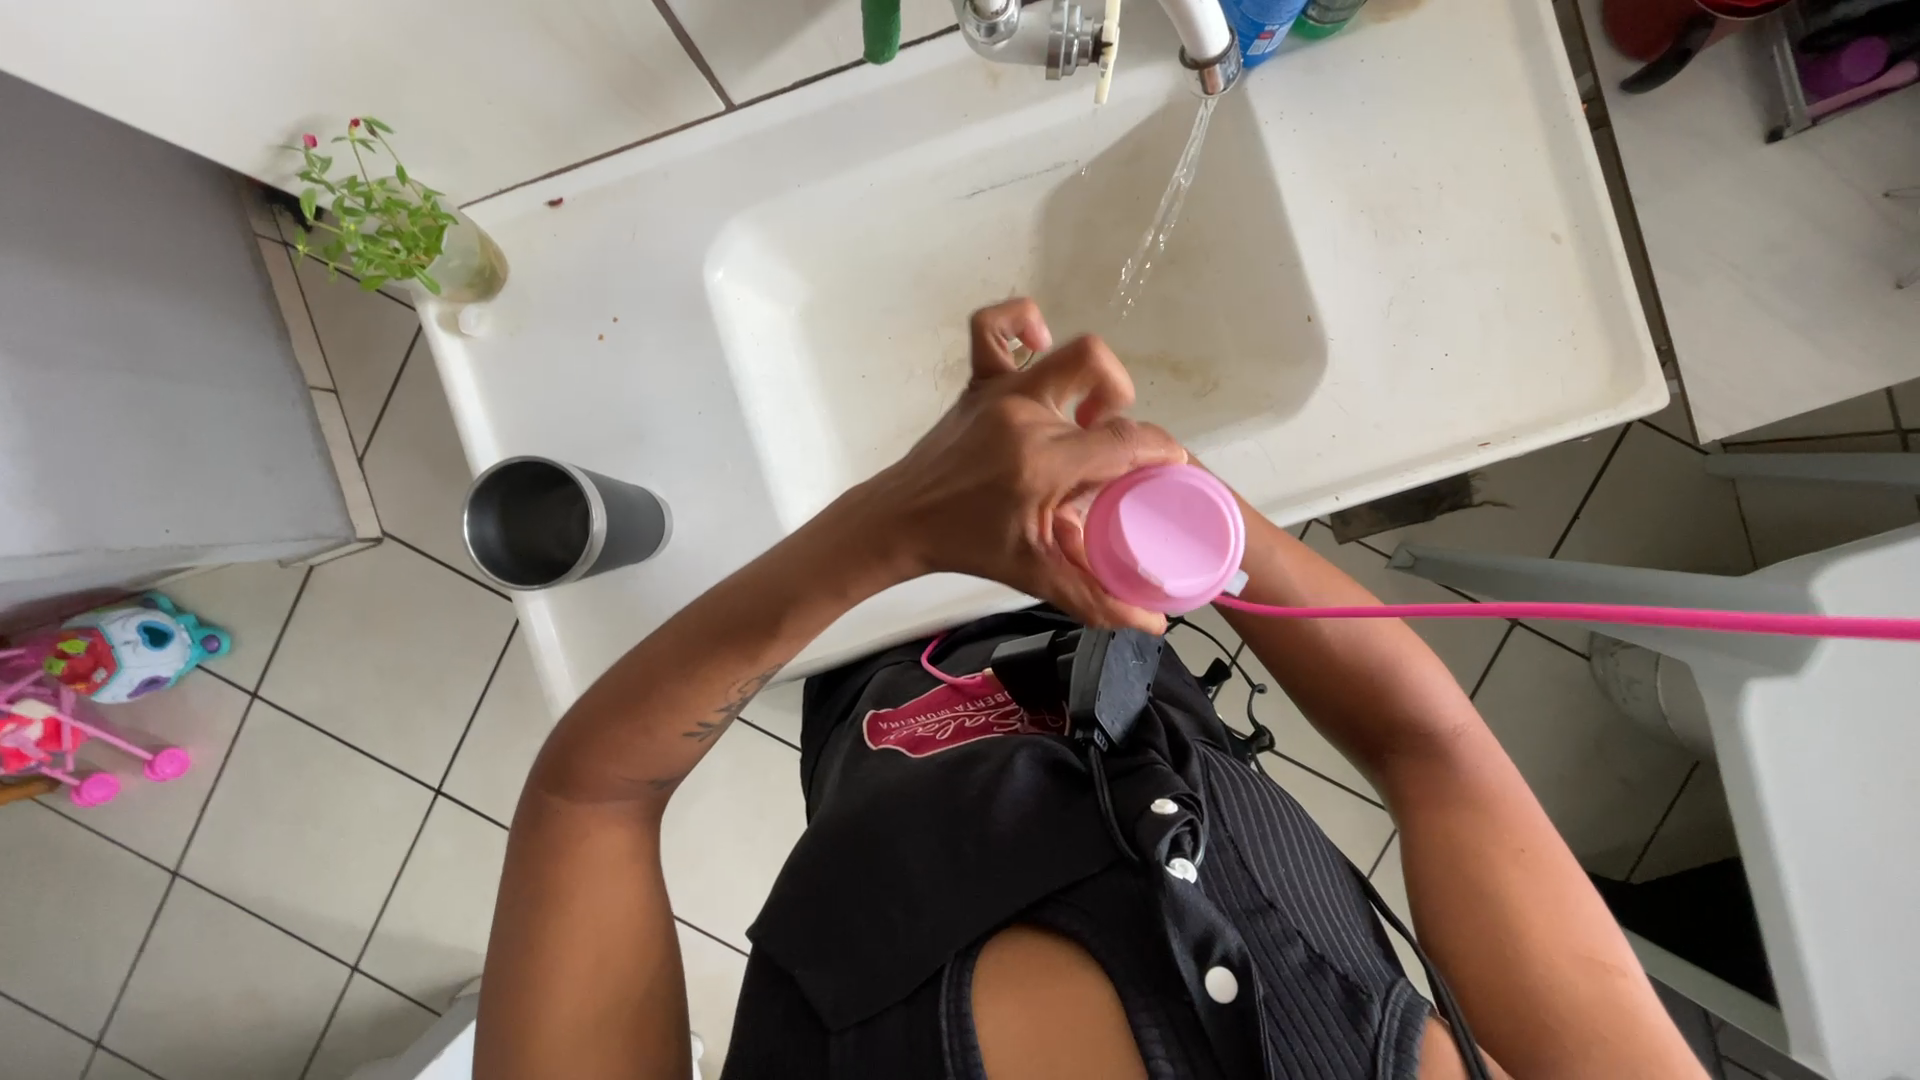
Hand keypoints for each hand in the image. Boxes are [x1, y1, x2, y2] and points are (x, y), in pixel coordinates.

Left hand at [849, 298, 1185, 632]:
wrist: (901, 520)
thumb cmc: (968, 546)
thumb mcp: (1035, 574)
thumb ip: (1097, 598)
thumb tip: (1152, 624)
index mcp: (1043, 462)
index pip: (1125, 440)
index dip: (1162, 450)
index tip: (1172, 465)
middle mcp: (1024, 415)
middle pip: (1099, 374)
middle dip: (1122, 405)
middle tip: (1109, 446)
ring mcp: (998, 392)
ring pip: (1063, 349)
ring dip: (1090, 375)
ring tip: (1081, 413)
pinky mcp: (976, 384)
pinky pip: (993, 328)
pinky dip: (1022, 324)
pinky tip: (1037, 349)